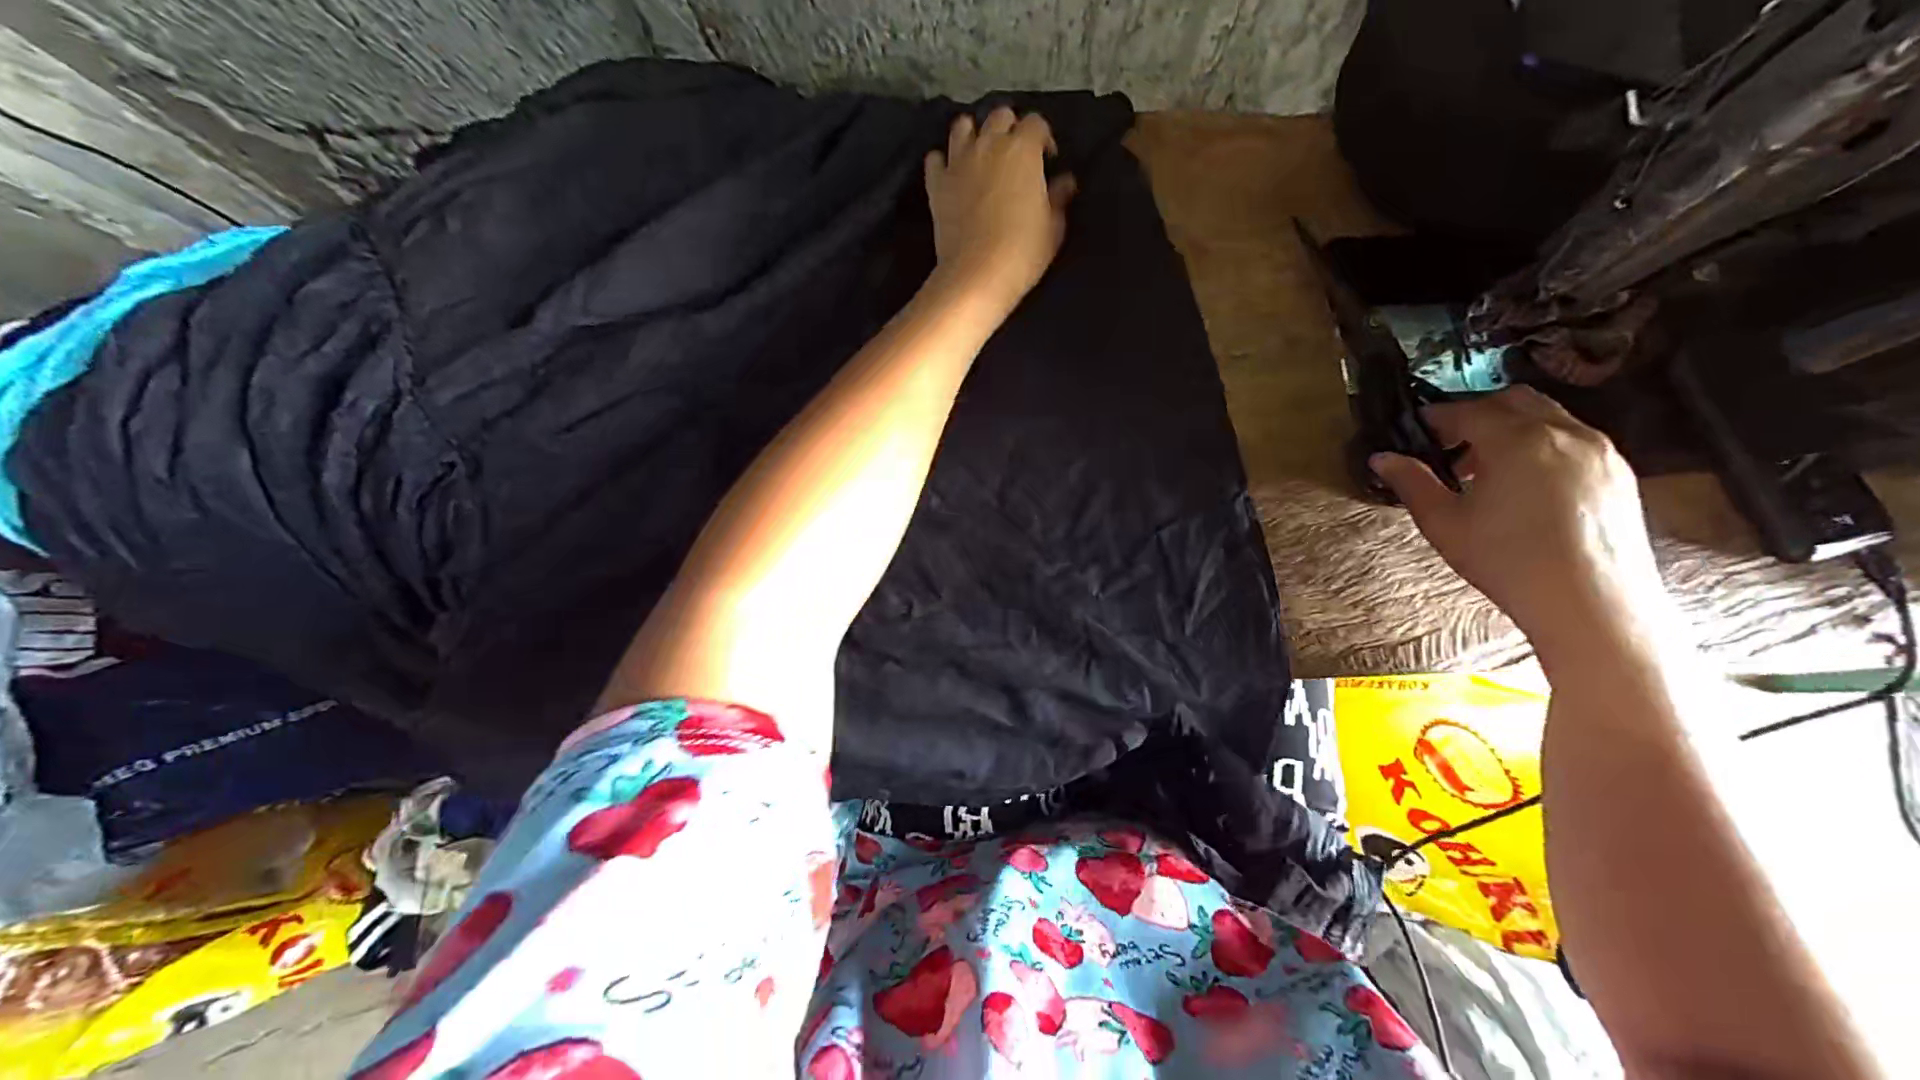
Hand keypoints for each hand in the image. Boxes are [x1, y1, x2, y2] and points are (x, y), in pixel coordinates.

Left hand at [924, 106, 1076, 313]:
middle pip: (999, 116)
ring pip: (963, 125)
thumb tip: (1064, 182)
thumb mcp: (1053, 227)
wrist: (977, 275)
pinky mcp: (936, 184)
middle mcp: (989, 145)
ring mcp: (958, 162)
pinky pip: (935, 158)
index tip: (1047, 159)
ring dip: (974, 133)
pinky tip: (951, 172)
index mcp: (1023, 149)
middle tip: (1014, 153)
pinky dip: (943, 161)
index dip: (1044, 137)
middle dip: (1009, 127)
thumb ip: (1058, 198)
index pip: (1036, 123)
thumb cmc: (1023, 251)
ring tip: (981, 153)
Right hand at [1370, 387, 1664, 663]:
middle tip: (1450, 444)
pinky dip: (1542, 445)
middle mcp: (1563, 433)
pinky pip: (1573, 440)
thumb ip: (1412, 483)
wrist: (1591, 602)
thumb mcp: (1444, 523)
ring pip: (1548, 417)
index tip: (1417, 431)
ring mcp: (1599, 450)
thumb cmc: (1507, 562)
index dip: (1437, 417)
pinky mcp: (1619, 472)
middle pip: (1513, 400)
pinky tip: (1524, 485)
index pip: (1468, 410)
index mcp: (1517, 441)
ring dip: (1511, 428)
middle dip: (1477, 413)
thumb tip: (1382, 458)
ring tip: (1485, 469)